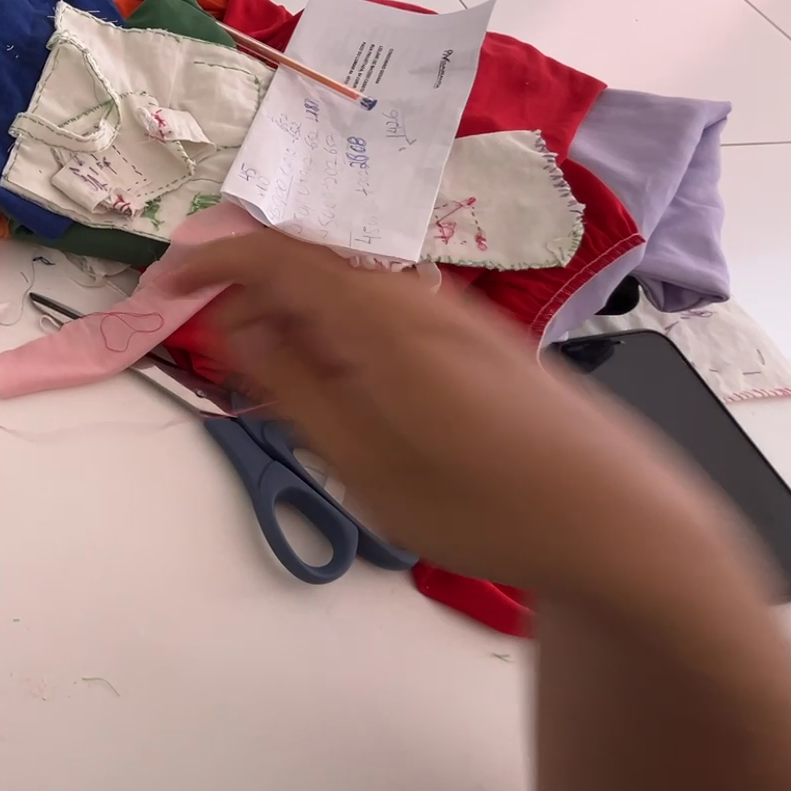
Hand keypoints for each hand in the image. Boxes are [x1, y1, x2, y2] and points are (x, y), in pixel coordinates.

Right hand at [162, 231, 769, 606]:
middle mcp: (414, 298)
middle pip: (306, 260)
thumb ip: (289, 383)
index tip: (164, 286)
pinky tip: (326, 371)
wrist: (627, 532)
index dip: (209, 262)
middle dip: (242, 286)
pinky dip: (326, 321)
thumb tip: (234, 325)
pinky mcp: (468, 334)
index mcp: (380, 320)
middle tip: (208, 337)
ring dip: (284, 307)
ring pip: (340, 282)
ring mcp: (447, 312)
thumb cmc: (478, 507)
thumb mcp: (359, 458)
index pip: (275, 257)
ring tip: (261, 364)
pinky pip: (375, 303)